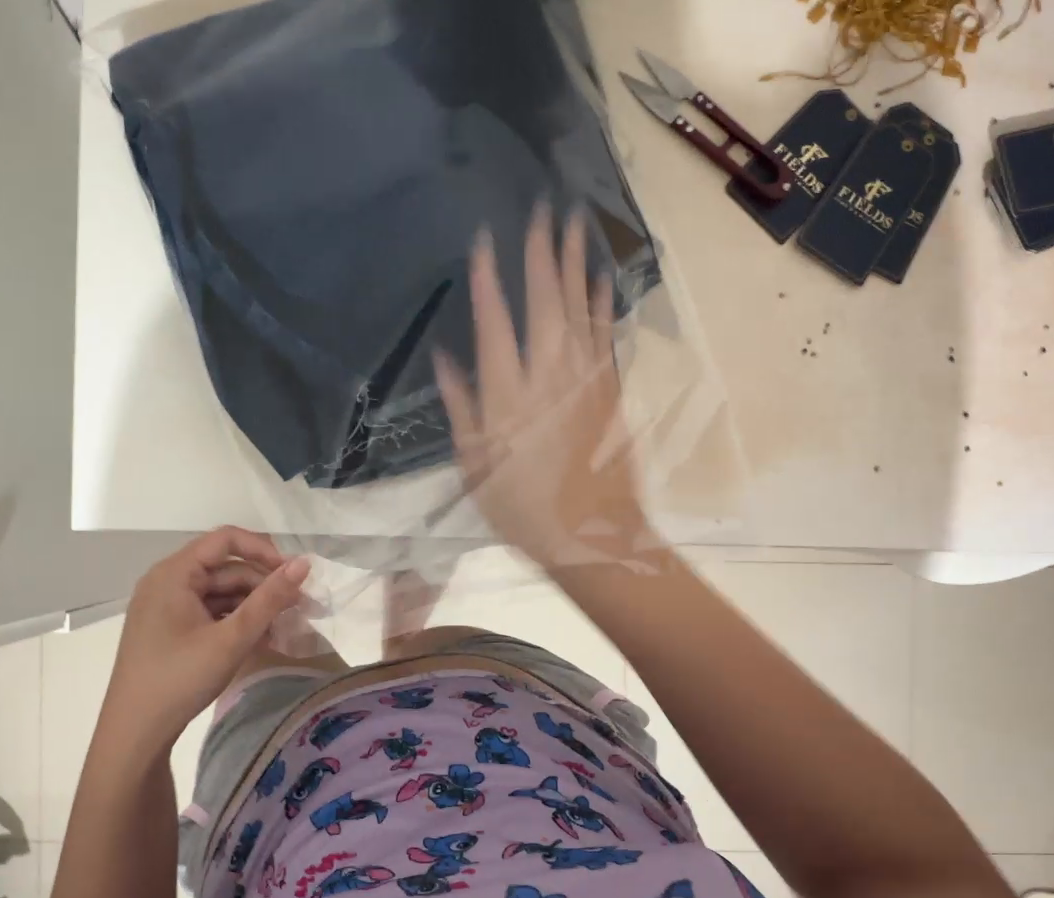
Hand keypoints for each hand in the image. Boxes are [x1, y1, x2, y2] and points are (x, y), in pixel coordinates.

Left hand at [101, 527, 310, 747]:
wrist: (135, 731)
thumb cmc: (180, 679)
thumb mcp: (231, 639)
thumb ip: (269, 599)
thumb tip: (304, 564)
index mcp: (174, 573)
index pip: (226, 539)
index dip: (264, 550)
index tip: (295, 575)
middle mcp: (167, 581)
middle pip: (225, 567)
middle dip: (264, 585)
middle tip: (300, 608)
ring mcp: (166, 606)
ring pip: (220, 592)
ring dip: (253, 606)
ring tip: (285, 628)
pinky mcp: (169, 628)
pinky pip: (209, 612)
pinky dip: (235, 621)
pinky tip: (261, 639)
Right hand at [435, 206, 652, 566]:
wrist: (592, 535)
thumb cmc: (521, 507)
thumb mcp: (475, 464)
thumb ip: (461, 406)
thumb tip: (445, 359)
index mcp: (507, 393)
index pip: (494, 321)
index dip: (487, 278)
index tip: (484, 239)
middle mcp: (547, 373)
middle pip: (544, 300)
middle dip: (541, 252)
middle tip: (543, 207)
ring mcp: (584, 378)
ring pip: (579, 307)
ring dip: (575, 263)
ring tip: (574, 223)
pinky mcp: (608, 388)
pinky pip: (605, 333)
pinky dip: (602, 302)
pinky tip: (601, 277)